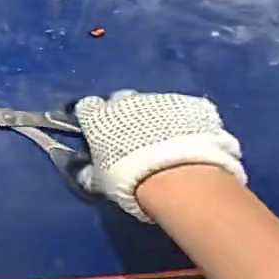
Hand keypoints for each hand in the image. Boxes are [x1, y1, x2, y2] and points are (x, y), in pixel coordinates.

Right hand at [73, 91, 245, 222]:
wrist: (179, 177)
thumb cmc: (127, 177)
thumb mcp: (97, 179)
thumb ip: (86, 169)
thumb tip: (83, 169)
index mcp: (97, 116)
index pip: (86, 107)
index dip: (91, 118)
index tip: (95, 130)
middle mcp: (127, 101)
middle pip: (122, 100)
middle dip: (124, 114)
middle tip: (131, 137)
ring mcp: (162, 100)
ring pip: (154, 103)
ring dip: (155, 117)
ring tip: (165, 139)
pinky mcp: (195, 105)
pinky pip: (186, 109)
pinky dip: (185, 120)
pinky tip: (190, 138)